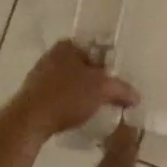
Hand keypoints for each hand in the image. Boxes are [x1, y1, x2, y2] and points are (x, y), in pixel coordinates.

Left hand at [4, 40, 139, 136]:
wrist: (29, 120)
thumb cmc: (67, 96)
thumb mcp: (102, 90)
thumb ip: (122, 89)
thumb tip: (136, 96)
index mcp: (68, 46)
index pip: (97, 50)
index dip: (110, 66)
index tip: (119, 83)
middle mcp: (52, 55)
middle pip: (84, 67)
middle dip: (97, 82)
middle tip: (111, 98)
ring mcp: (40, 74)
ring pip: (71, 82)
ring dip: (83, 94)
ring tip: (96, 110)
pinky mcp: (33, 94)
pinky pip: (59, 96)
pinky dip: (69, 103)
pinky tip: (76, 116)